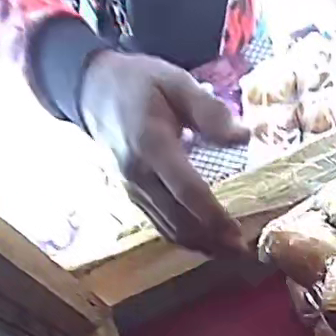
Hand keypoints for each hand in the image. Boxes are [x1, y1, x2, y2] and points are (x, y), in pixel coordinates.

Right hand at [79, 50, 247, 255]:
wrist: (92, 89)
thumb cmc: (140, 83)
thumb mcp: (176, 82)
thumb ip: (209, 111)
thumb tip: (243, 137)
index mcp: (152, 145)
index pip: (187, 191)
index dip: (214, 217)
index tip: (239, 234)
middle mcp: (139, 175)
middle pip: (179, 221)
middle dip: (213, 241)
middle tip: (243, 251)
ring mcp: (133, 191)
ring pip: (171, 230)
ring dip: (202, 246)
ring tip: (231, 252)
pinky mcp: (133, 198)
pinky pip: (162, 226)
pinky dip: (187, 239)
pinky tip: (209, 243)